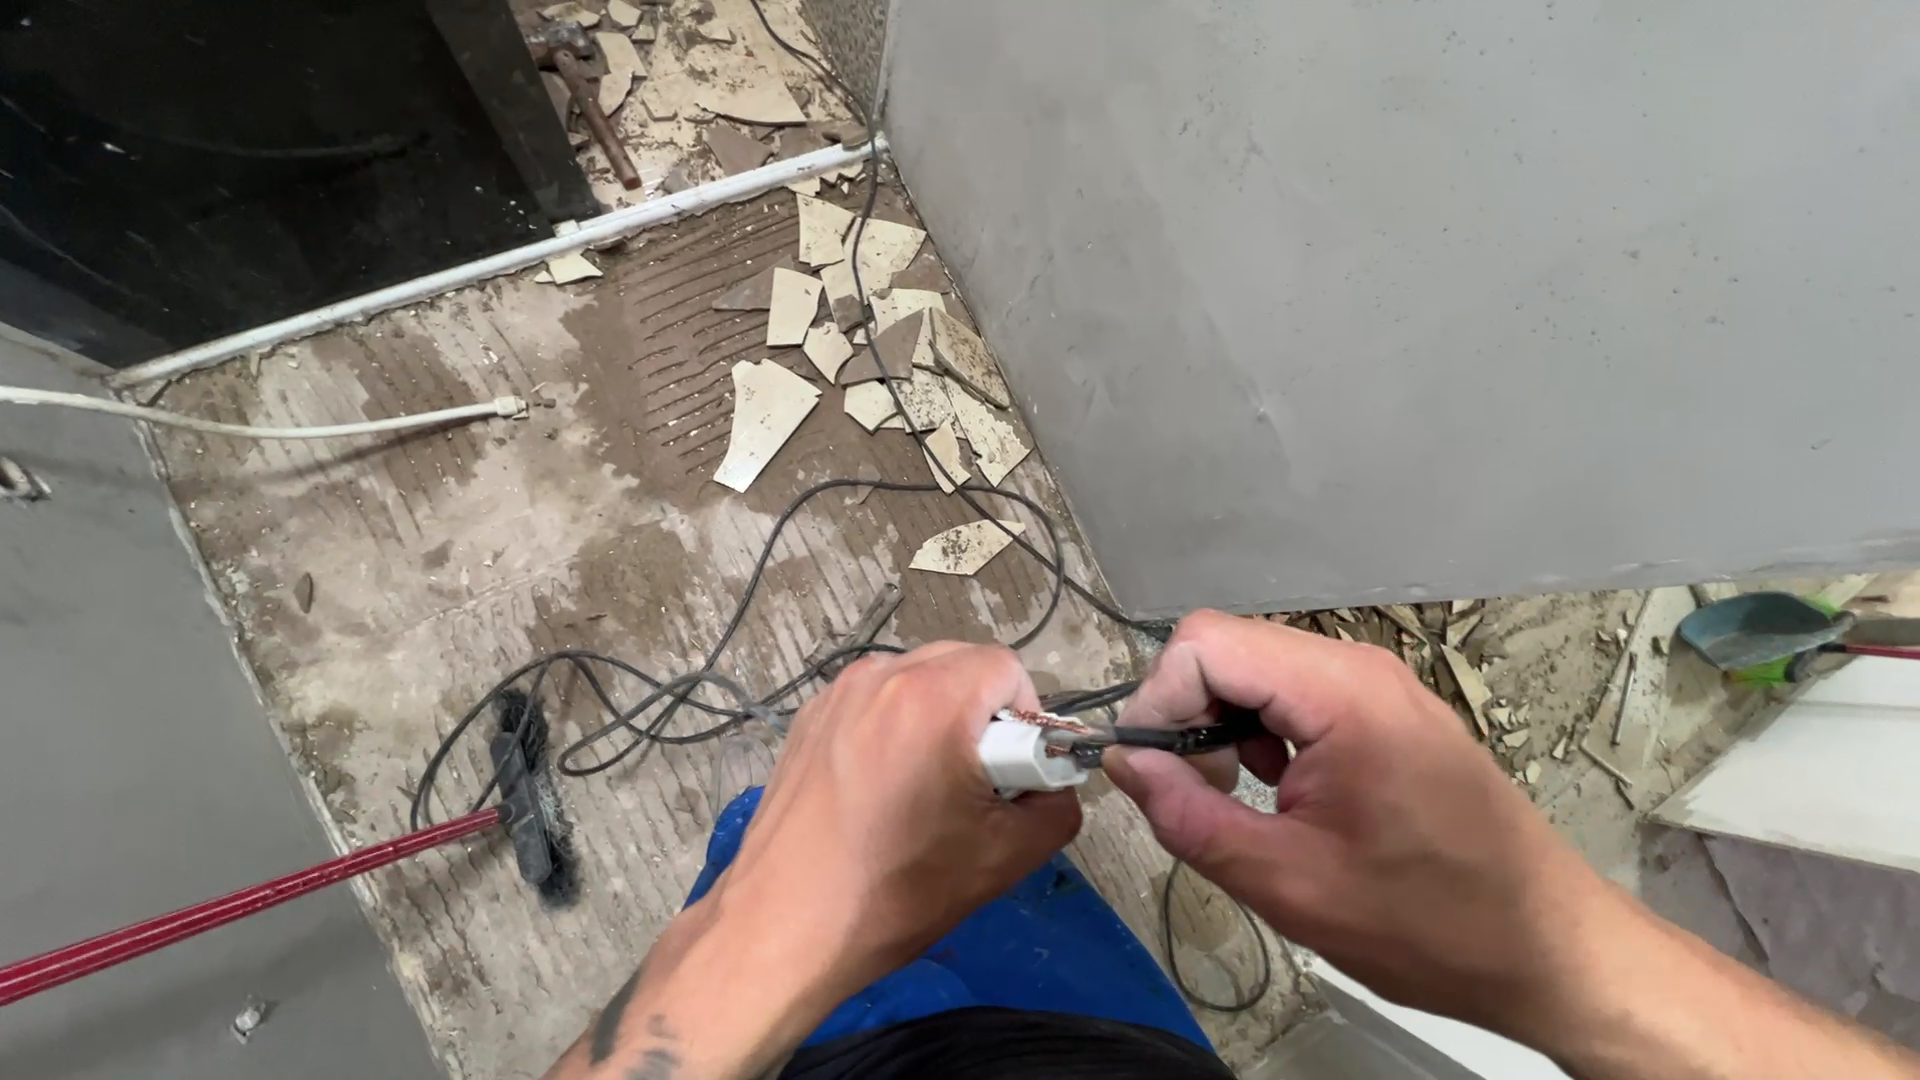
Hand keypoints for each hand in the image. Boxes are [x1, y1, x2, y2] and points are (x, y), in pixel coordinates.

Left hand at [541, 643, 1081, 1079]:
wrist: (782, 926)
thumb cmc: (897, 889)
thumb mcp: (1003, 858)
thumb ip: (1056, 807)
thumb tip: (1055, 784)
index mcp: (933, 698)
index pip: (1005, 666)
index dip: (1025, 713)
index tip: (1013, 766)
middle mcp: (882, 676)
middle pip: (960, 661)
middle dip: (983, 709)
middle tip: (977, 774)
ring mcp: (837, 693)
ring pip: (915, 676)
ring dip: (938, 712)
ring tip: (925, 781)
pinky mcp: (808, 716)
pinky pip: (873, 697)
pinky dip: (893, 722)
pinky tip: (879, 783)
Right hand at [1104, 610, 1608, 1040]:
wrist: (1557, 950)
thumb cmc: (1430, 924)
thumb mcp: (1288, 884)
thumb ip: (1188, 817)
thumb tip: (1122, 762)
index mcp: (1339, 693)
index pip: (1204, 644)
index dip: (1159, 700)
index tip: (1153, 771)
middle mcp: (1354, 664)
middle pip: (1223, 646)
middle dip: (1185, 711)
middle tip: (1194, 789)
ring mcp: (1371, 680)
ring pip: (1249, 665)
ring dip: (1217, 721)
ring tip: (1233, 793)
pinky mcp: (1377, 703)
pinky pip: (1285, 687)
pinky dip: (1255, 728)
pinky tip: (1275, 784)